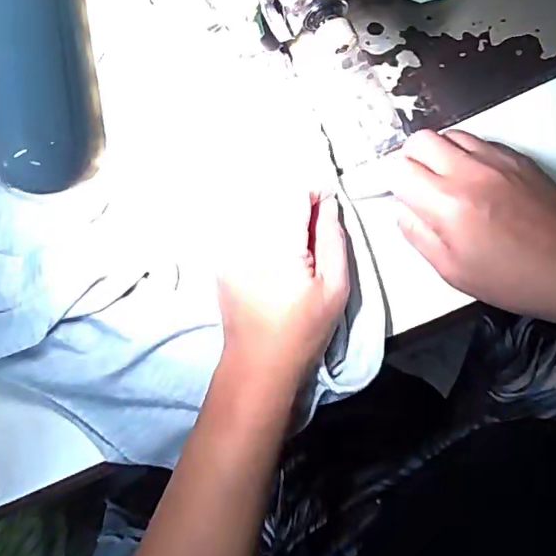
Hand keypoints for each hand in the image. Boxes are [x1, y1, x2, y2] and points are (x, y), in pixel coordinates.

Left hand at [215, 190, 351, 391]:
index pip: (294, 192)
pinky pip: (242, 222)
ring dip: (279, 211)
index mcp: (278, 246)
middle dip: (297, 200)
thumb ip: (333, 238)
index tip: (328, 205)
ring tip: (294, 241)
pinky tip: (274, 252)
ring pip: (257, 204)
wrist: (257, 364)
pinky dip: (262, 224)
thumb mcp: (335, 287)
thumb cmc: (303, 331)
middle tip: (313, 227)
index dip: (315, 191)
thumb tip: (329, 203)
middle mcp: (246, 239)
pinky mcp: (221, 255)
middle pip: (272, 193)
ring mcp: (228, 246)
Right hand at [389, 130, 555, 322]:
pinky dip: (468, 154)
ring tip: (448, 179)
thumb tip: (403, 211)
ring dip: (439, 153)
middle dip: (411, 159)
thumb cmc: (515, 278)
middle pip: (419, 140)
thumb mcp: (453, 271)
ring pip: (449, 134)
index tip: (402, 196)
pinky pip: (479, 141)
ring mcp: (495, 160)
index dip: (394, 183)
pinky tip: (477, 179)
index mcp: (447, 204)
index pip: (399, 170)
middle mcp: (468, 172)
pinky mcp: (517, 158)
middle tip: (419, 182)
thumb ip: (418, 235)